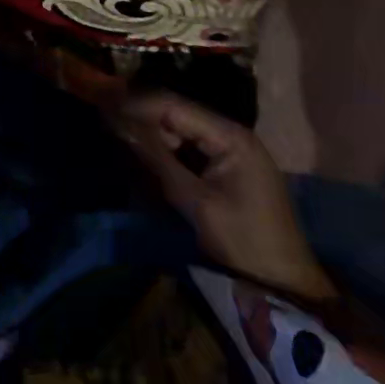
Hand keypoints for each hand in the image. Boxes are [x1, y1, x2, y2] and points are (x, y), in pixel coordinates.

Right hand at [116, 91, 337, 303]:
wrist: (284, 282)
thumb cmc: (243, 240)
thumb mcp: (195, 200)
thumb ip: (156, 158)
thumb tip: (116, 122)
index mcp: (230, 136)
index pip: (173, 106)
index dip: (135, 103)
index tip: (100, 102)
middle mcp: (230, 132)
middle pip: (174, 113)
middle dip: (139, 115)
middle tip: (103, 118)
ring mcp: (228, 147)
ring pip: (176, 127)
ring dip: (149, 133)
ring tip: (116, 135)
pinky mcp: (223, 163)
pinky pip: (185, 144)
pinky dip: (162, 148)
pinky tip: (141, 152)